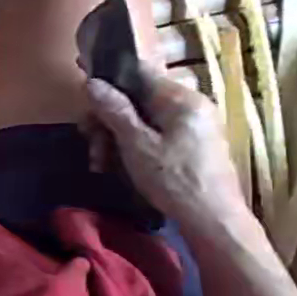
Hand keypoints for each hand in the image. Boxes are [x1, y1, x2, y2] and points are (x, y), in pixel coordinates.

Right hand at [82, 65, 251, 237]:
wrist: (214, 223)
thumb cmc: (174, 180)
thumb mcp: (136, 145)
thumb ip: (114, 110)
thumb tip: (92, 82)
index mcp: (181, 98)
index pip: (138, 71)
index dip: (107, 74)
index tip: (82, 76)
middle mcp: (190, 105)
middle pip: (136, 99)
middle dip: (107, 118)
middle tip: (88, 138)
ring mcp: (193, 126)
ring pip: (142, 120)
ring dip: (114, 137)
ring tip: (99, 162)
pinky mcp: (191, 146)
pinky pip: (154, 135)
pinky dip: (132, 146)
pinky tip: (115, 166)